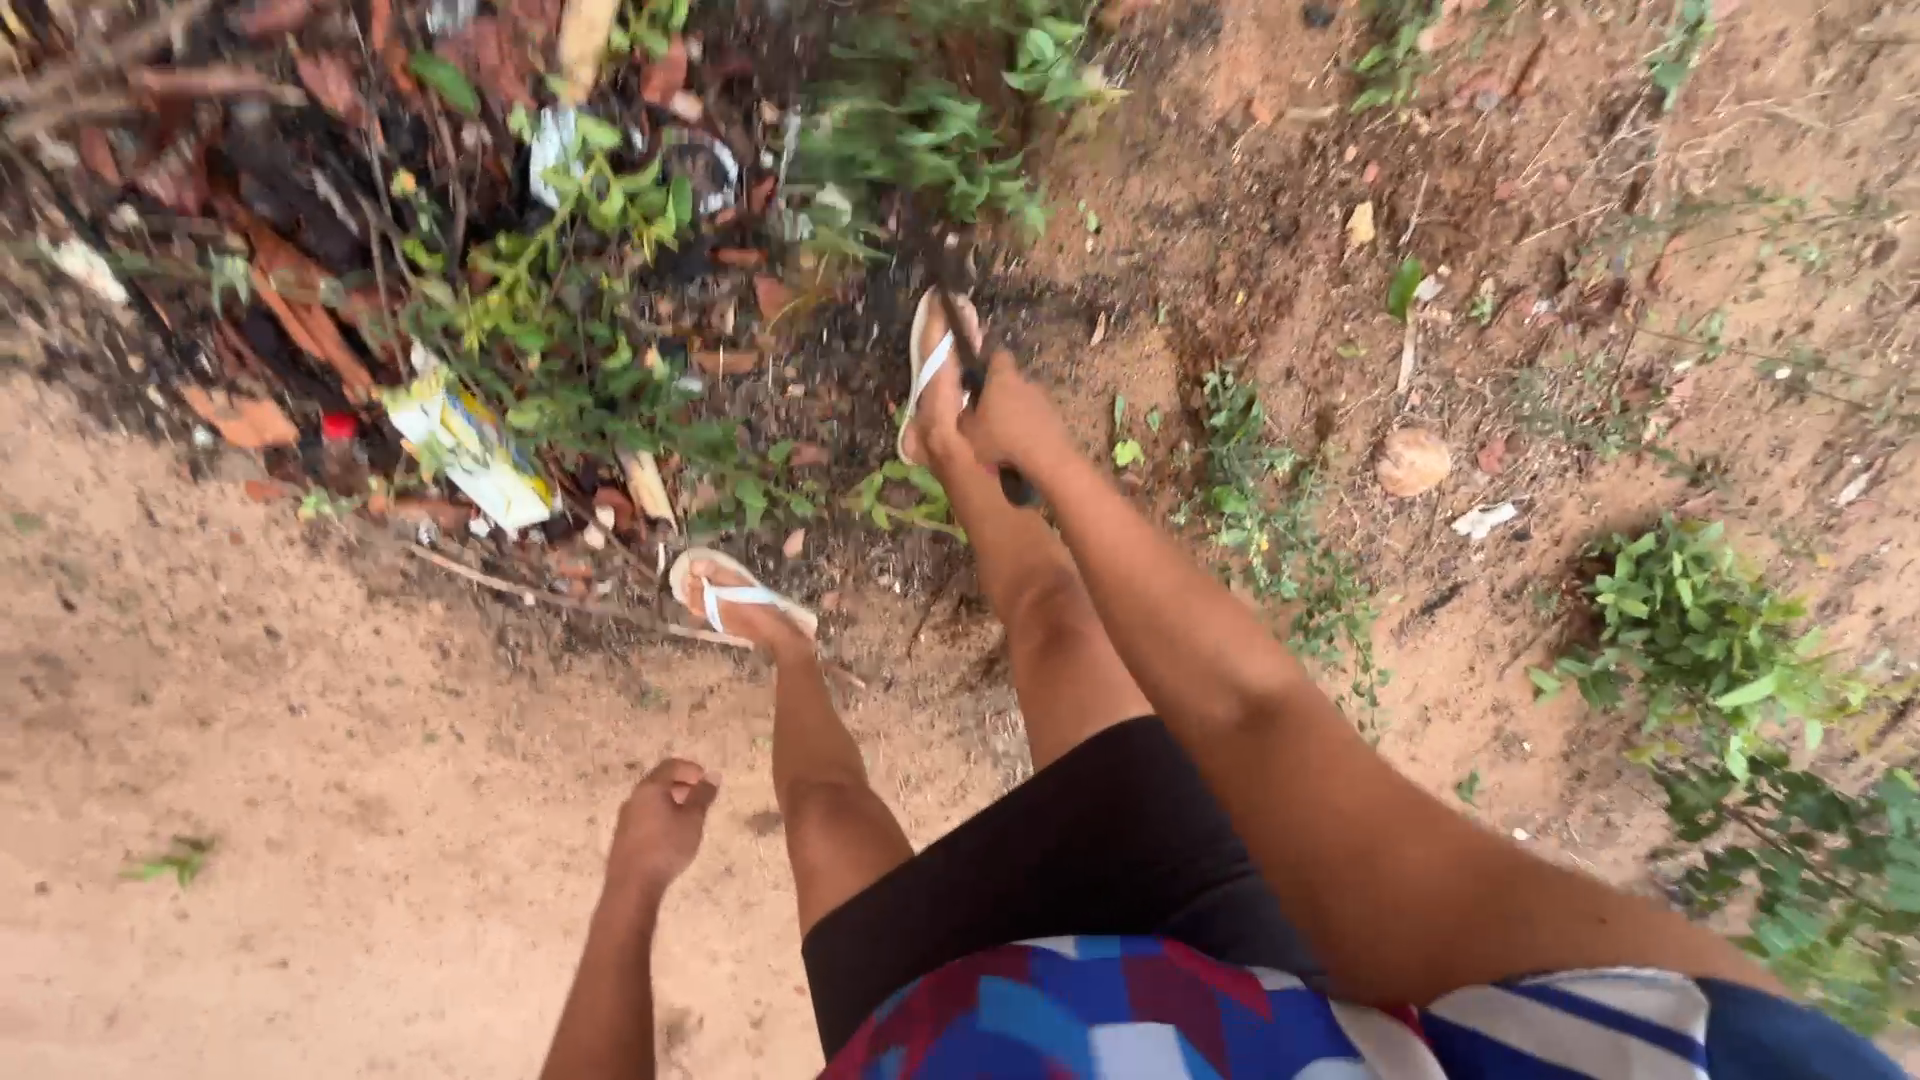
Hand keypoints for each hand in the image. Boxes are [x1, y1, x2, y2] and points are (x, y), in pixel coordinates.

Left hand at [602, 759, 717, 905]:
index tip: (705, 780)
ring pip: (651, 800)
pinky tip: (672, 834)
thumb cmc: (666, 846)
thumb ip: (703, 796)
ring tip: (689, 817)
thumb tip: (712, 776)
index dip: (690, 768)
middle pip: (659, 781)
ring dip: (672, 801)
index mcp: (650, 789)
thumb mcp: (693, 819)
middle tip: (700, 797)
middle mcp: (634, 799)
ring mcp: (625, 819)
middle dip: (682, 785)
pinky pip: (645, 815)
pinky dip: (661, 815)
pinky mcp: (623, 837)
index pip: (670, 765)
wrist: (631, 887)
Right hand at [957, 349, 1068, 472]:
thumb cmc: (1001, 439)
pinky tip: (1024, 444)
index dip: (989, 362)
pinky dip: (1031, 425)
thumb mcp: (969, 432)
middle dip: (1002, 392)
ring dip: (1018, 410)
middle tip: (990, 412)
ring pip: (1026, 398)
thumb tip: (967, 408)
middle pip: (1012, 379)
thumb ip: (964, 416)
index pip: (998, 354)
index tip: (980, 375)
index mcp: (1002, 378)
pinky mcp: (1057, 416)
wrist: (1045, 457)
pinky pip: (1039, 415)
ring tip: (1008, 433)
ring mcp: (1045, 398)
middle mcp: (1026, 381)